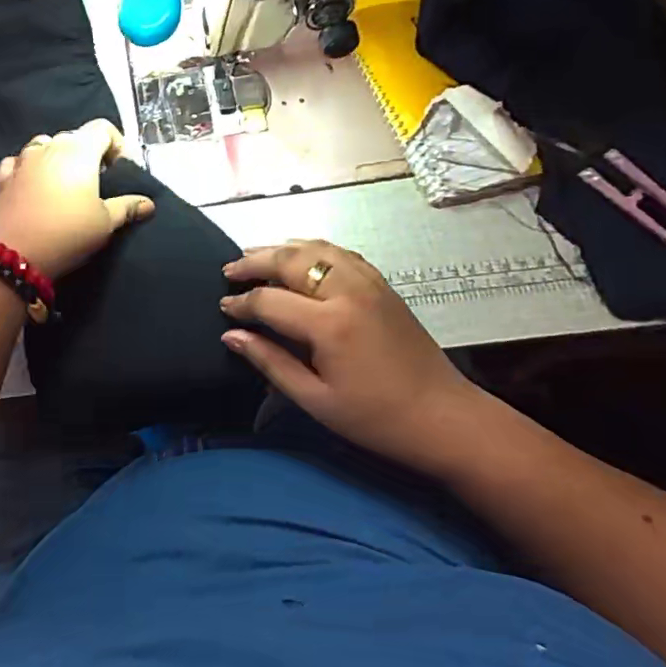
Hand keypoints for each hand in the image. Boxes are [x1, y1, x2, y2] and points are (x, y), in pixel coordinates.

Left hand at [0, 120, 155, 278]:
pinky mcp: (3, 178)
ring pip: (45, 146)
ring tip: (66, 185)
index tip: (120, 170)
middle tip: (98, 182)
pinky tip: (35, 186)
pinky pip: (20, 163)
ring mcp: (22, 160)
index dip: (116, 144)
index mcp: (79, 149)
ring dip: (58, 158)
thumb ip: (127, 207)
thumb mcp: (105, 223)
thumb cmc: (68, 232)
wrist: (14, 255)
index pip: (103, 128)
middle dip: (88, 153)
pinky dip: (30, 169)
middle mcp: (49, 146)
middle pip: (74, 137)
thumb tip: (148, 203)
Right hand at [220, 240, 502, 476]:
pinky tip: (301, 258)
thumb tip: (231, 335)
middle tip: (230, 269)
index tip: (223, 308)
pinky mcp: (382, 284)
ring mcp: (369, 282)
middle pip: (290, 260)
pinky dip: (314, 249)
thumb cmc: (374, 418)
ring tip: (256, 256)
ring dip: (282, 249)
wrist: (442, 416)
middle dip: (255, 261)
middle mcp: (348, 291)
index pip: (269, 300)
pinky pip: (341, 253)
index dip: (241, 303)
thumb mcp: (314, 400)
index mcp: (329, 324)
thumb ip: (270, 362)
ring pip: (316, 248)